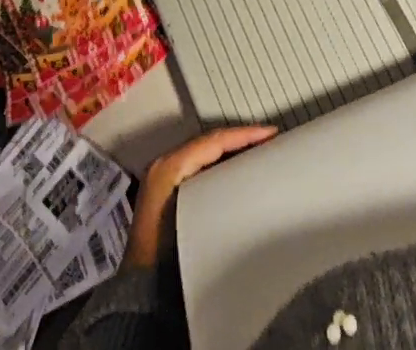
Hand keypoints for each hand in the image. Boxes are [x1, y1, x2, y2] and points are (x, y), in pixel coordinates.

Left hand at [125, 125, 276, 268]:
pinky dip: (220, 162)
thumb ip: (220, 190)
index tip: (271, 134)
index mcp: (170, 166)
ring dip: (231, 150)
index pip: (213, 141)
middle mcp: (166, 165)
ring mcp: (165, 178)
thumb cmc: (169, 249)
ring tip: (258, 150)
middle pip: (209, 143)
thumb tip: (251, 173)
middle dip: (239, 138)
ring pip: (205, 153)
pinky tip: (237, 170)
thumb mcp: (196, 215)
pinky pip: (199, 166)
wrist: (144, 283)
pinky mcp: (169, 191)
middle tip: (268, 140)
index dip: (244, 134)